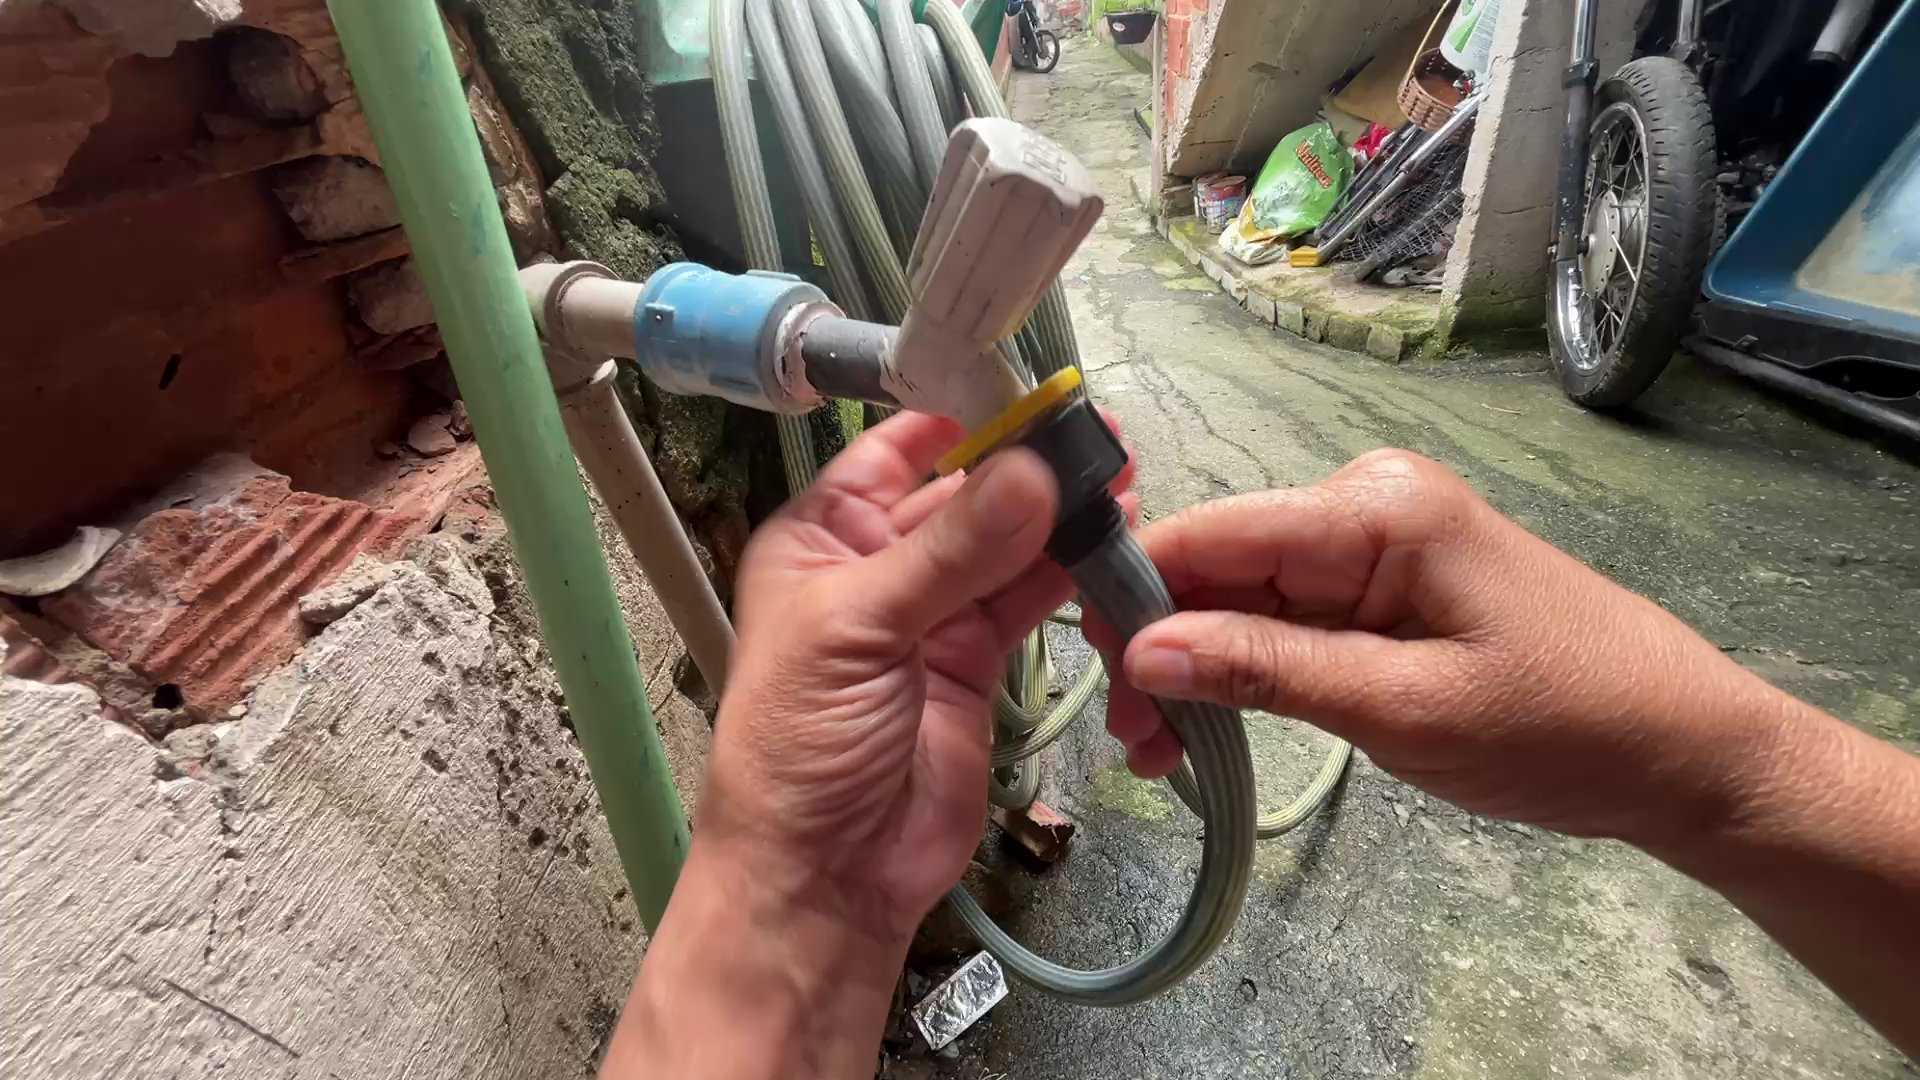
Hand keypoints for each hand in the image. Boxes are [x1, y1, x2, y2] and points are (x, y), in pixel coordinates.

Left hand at [698, 412, 1097, 935]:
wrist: (831, 873)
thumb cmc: (804, 740)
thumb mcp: (861, 629)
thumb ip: (952, 554)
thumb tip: (1034, 474)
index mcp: (822, 535)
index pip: (890, 451)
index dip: (953, 418)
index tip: (1025, 391)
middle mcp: (877, 562)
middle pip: (959, 494)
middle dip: (1020, 465)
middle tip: (1094, 436)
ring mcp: (932, 610)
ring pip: (1001, 543)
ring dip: (1053, 514)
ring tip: (1117, 476)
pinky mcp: (977, 655)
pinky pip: (1024, 595)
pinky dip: (1061, 568)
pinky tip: (1106, 534)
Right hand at [1092, 448, 1806, 848]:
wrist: (1691, 757)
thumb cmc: (1566, 725)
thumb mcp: (1404, 706)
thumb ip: (1265, 670)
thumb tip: (1140, 651)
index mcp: (1370, 509)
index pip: (1214, 531)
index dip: (1136, 584)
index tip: (1086, 653)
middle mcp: (1351, 508)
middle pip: (1213, 567)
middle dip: (1158, 644)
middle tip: (1126, 729)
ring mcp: (1353, 549)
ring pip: (1230, 602)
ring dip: (1186, 669)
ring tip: (1152, 748)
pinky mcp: (1357, 589)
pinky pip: (1268, 623)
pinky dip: (1229, 674)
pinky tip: (1197, 727)